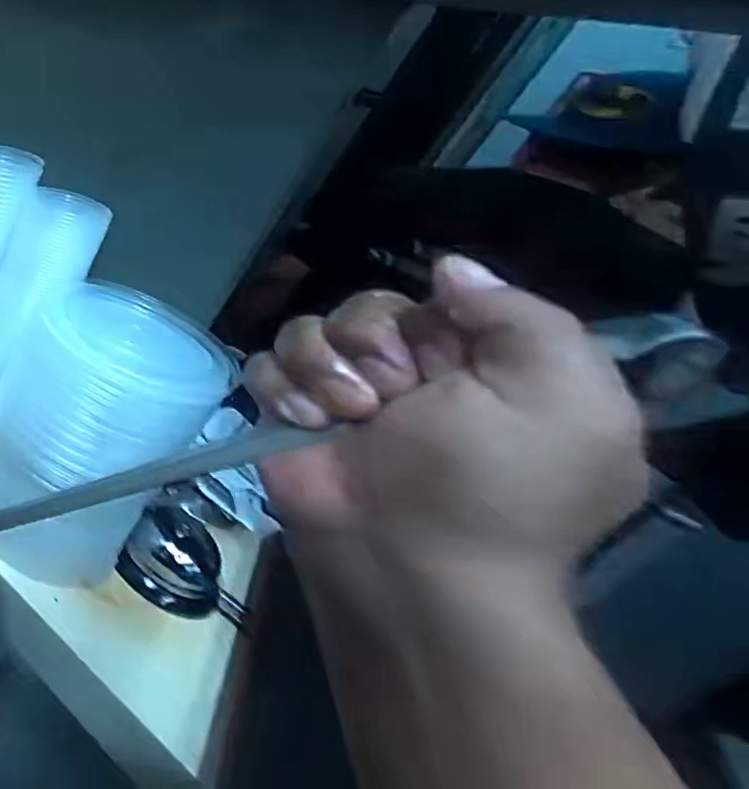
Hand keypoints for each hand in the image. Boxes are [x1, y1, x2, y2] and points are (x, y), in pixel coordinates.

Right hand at [243, 254, 647, 581]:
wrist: (403, 556)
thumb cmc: (491, 483)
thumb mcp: (562, 401)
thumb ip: (524, 320)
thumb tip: (448, 266)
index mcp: (476, 363)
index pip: (429, 300)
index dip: (422, 325)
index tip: (436, 371)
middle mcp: (403, 370)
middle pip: (359, 308)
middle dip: (366, 348)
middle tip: (389, 403)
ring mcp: (335, 388)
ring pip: (304, 330)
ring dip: (320, 370)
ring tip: (343, 419)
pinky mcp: (283, 406)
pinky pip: (262, 362)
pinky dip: (280, 389)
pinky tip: (305, 423)